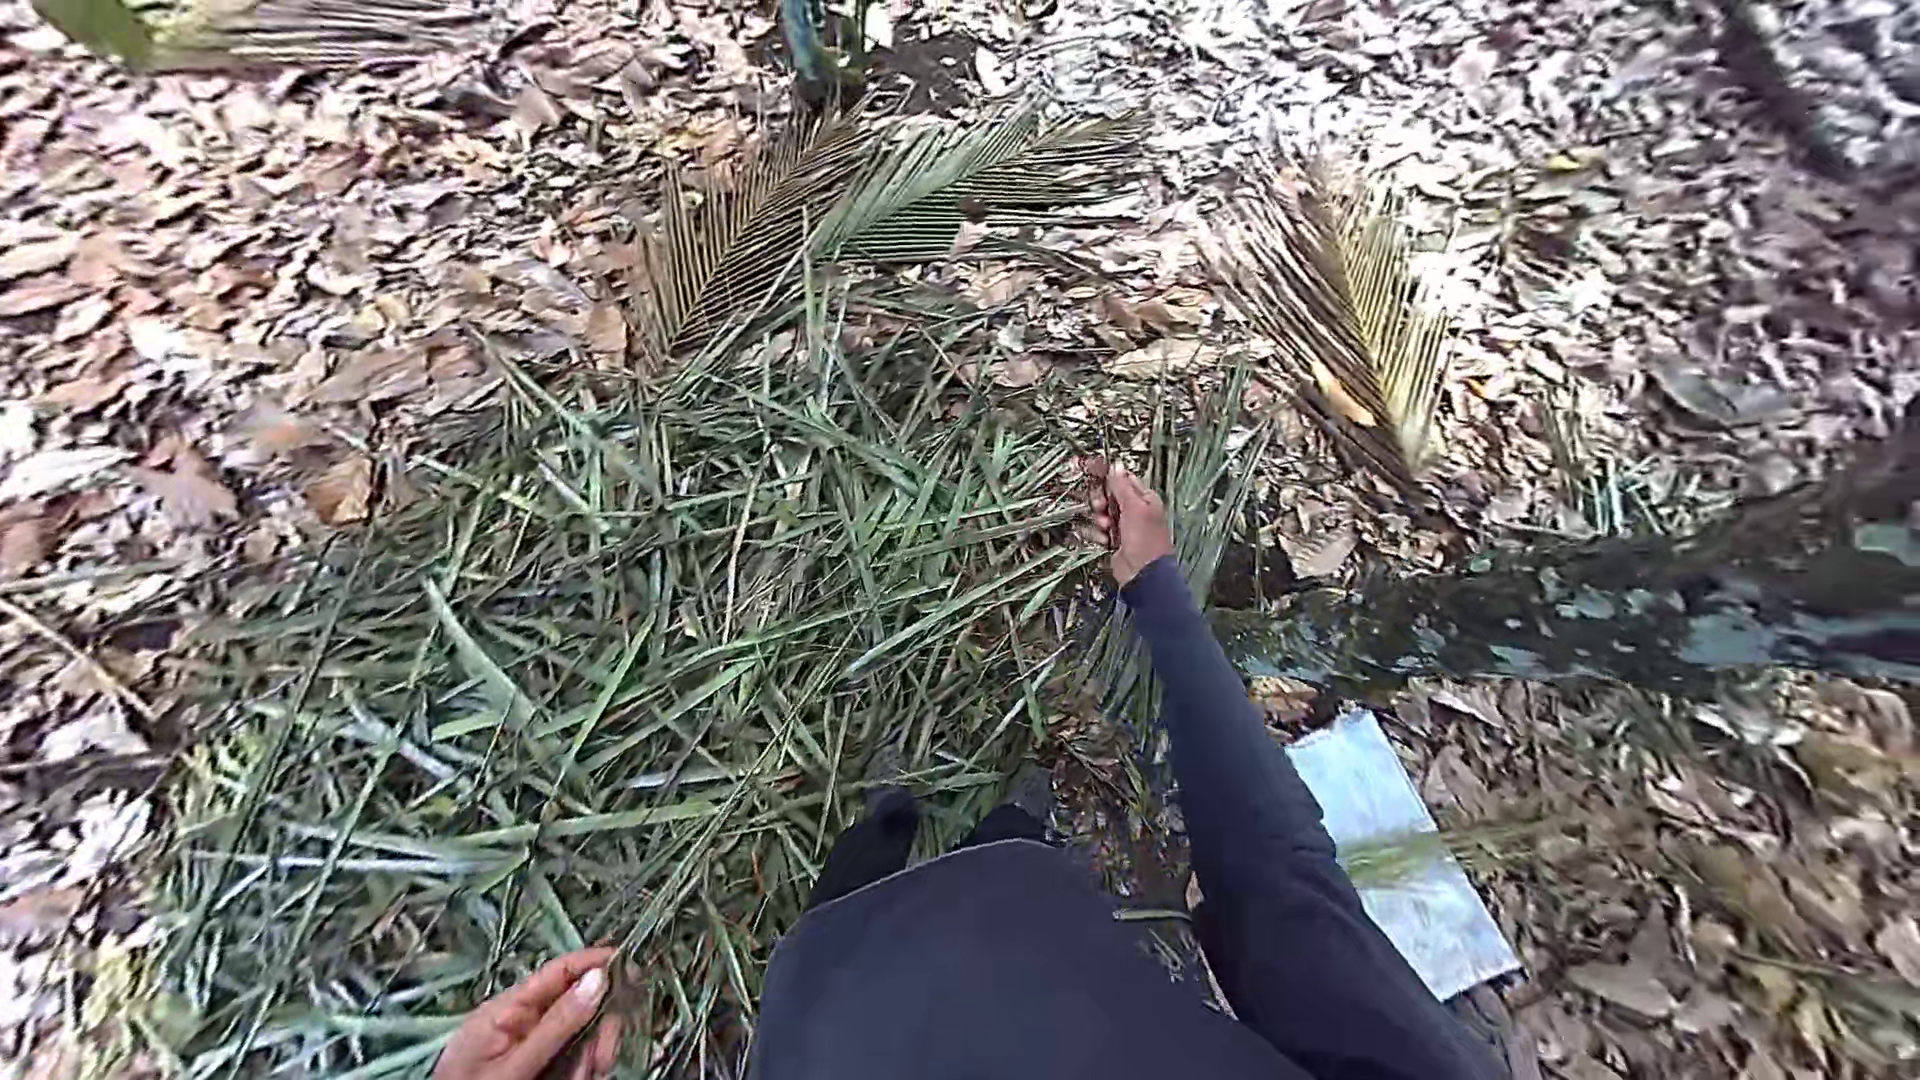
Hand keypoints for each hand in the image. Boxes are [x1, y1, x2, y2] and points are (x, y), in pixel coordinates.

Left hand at [434, 948, 622, 1079]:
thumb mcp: (513, 1070)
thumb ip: (556, 1025)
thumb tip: (601, 975)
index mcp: (505, 1011)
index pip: (560, 969)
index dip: (598, 962)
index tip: (633, 968)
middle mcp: (519, 1023)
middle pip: (577, 1002)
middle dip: (599, 1025)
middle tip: (606, 1057)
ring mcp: (528, 1048)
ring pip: (580, 1032)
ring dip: (594, 1051)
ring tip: (592, 1074)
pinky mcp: (536, 1070)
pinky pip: (572, 1056)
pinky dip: (583, 1067)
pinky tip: (584, 1078)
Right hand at [1078, 457, 1173, 587]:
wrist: (1141, 573)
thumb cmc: (1146, 542)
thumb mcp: (1134, 507)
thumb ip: (1123, 486)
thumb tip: (1116, 468)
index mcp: (1145, 499)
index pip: (1124, 480)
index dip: (1109, 479)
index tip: (1095, 475)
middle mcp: (1135, 511)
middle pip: (1109, 497)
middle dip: (1102, 502)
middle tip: (1101, 507)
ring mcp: (1124, 526)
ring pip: (1101, 514)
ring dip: (1100, 520)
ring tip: (1106, 527)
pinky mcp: (1114, 540)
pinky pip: (1099, 531)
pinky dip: (1099, 535)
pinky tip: (1105, 539)